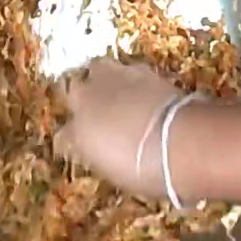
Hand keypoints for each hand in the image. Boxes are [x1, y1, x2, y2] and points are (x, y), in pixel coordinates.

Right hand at [55, 59, 182, 198]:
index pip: (62, 137)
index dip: (70, 141)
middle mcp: (87, 100)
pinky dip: (128, 78)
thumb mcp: (116, 172)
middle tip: (93, 111)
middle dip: (80, 99)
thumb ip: (101, 154)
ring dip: (100, 78)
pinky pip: (124, 69)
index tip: (78, 147)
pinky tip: (137, 88)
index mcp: (78, 134)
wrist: (178, 139)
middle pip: (73, 91)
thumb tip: (101, 148)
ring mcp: (111, 79)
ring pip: (95, 68)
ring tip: (111, 88)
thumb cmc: (146, 171)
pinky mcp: (136, 68)